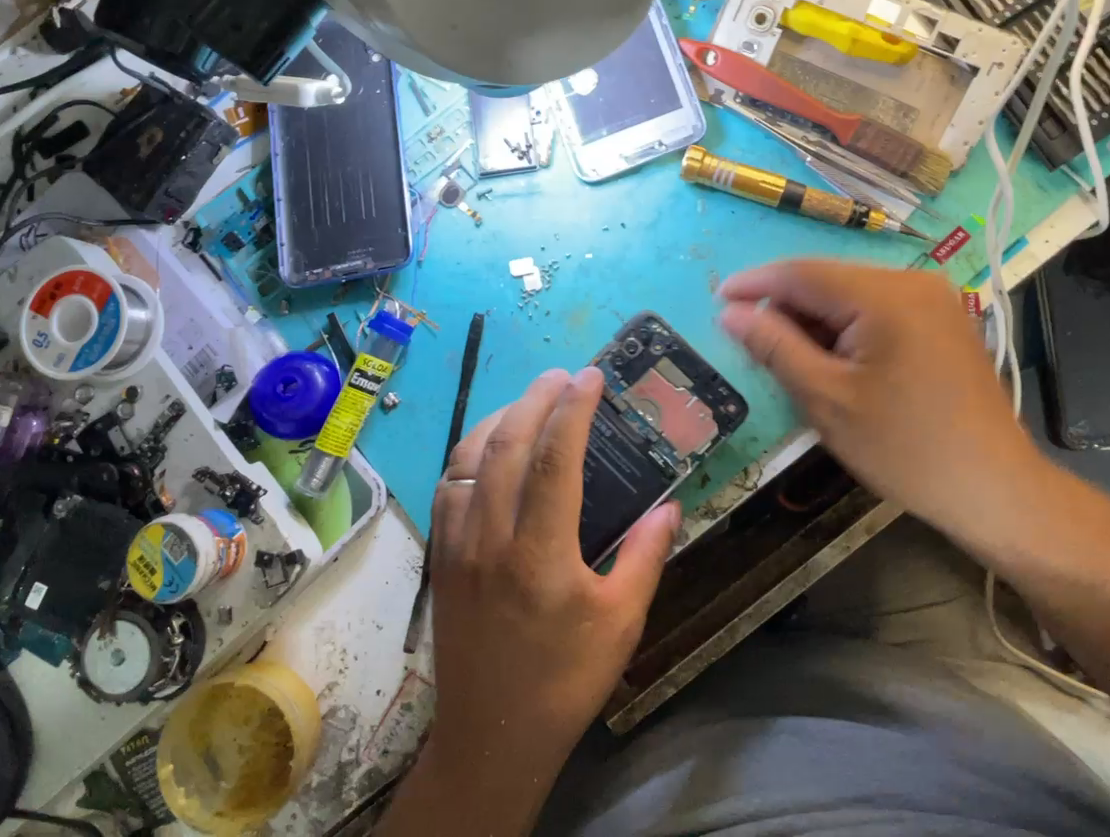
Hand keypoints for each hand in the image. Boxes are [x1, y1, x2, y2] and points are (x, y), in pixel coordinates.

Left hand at [425, 368, 677, 807]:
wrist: (493, 733)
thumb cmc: (565, 681)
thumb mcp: (621, 623)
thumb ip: (644, 558)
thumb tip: (670, 507)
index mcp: (541, 553)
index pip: (554, 458)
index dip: (573, 409)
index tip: (591, 377)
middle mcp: (491, 537)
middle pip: (506, 443)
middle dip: (535, 398)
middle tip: (563, 376)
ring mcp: (457, 544)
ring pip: (468, 458)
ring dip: (499, 419)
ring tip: (529, 401)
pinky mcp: (440, 556)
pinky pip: (448, 486)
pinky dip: (470, 453)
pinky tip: (490, 450)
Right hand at [717, 259, 1038, 525]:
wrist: (992, 488)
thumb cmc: (904, 448)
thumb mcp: (826, 399)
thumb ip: (775, 347)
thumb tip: (730, 312)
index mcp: (886, 296)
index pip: (803, 273)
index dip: (754, 284)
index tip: (715, 300)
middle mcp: (914, 282)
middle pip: (828, 280)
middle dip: (786, 308)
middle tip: (751, 345)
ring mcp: (934, 300)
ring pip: (851, 296)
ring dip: (814, 321)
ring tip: (790, 362)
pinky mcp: (942, 321)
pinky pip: (877, 311)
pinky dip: (845, 330)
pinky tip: (832, 363)